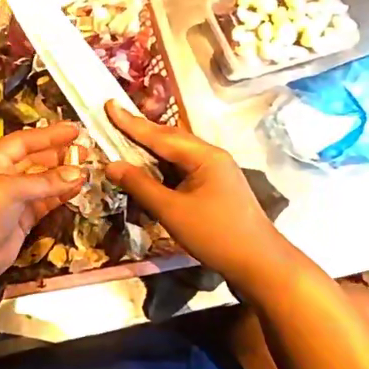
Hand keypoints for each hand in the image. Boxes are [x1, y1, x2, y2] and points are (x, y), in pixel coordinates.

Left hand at [0, 122, 85, 284]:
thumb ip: (45, 181)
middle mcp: (2, 176)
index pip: (24, 141)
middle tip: (86, 152)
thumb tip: (78, 173)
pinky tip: (76, 189)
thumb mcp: (9, 190)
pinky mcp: (21, 219)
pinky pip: (44, 202)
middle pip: (34, 159)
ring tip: (86, 170)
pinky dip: (60, 195)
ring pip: (42, 182)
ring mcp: (12, 199)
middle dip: (59, 155)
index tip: (74, 130)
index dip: (48, 135)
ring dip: (62, 176)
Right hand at [103, 101, 286, 279]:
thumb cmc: (216, 235)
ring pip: (176, 155)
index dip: (130, 122)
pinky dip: (162, 168)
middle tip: (112, 118)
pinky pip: (183, 169)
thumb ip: (140, 185)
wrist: (259, 263)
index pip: (159, 135)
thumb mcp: (172, 211)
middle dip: (140, 130)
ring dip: (150, 150)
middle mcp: (211, 156)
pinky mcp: (215, 187)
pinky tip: (148, 170)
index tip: (108, 104)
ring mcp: (215, 171)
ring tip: (124, 140)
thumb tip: (111, 165)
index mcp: (204, 156)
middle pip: (170, 139)